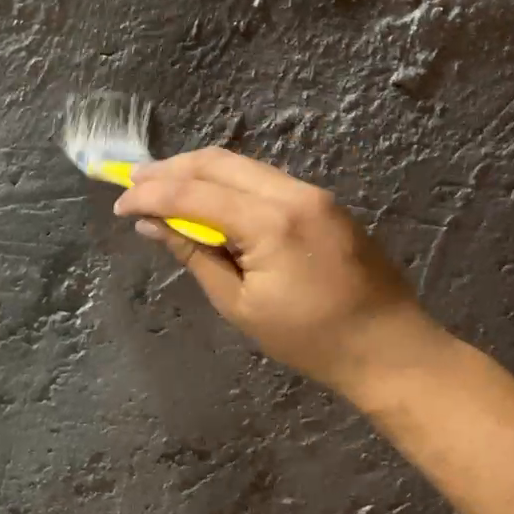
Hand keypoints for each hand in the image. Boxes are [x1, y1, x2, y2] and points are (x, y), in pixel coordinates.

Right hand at [114, 147, 446, 391]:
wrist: (394, 350)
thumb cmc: (310, 340)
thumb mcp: (238, 304)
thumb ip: (193, 255)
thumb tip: (150, 225)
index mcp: (272, 225)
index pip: (194, 194)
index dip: (149, 196)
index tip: (119, 207)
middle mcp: (293, 195)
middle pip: (216, 162)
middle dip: (168, 169)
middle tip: (132, 183)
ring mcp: (312, 194)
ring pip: (239, 164)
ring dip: (194, 171)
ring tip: (159, 187)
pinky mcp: (321, 202)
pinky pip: (260, 178)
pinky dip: (223, 181)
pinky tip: (203, 198)